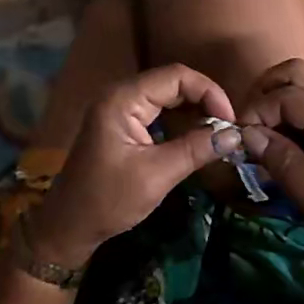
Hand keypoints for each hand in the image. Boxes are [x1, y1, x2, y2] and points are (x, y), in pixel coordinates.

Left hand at [29, 64, 233, 266]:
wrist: (68, 227)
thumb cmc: (108, 200)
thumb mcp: (156, 175)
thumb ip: (196, 149)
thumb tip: (235, 135)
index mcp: (123, 99)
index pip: (177, 76)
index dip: (209, 92)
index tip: (230, 121)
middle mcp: (120, 95)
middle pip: (173, 83)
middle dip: (204, 102)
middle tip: (228, 130)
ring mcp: (119, 109)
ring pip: (168, 98)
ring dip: (194, 113)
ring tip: (218, 136)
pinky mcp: (122, 125)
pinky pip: (158, 113)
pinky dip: (180, 123)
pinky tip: (196, 140)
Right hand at [236, 59, 303, 297]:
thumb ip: (282, 161)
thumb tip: (246, 133)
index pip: (287, 94)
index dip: (256, 111)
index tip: (238, 142)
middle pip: (298, 74)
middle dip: (264, 94)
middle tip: (246, 129)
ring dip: (276, 103)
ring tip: (258, 137)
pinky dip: (290, 117)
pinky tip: (279, 146)